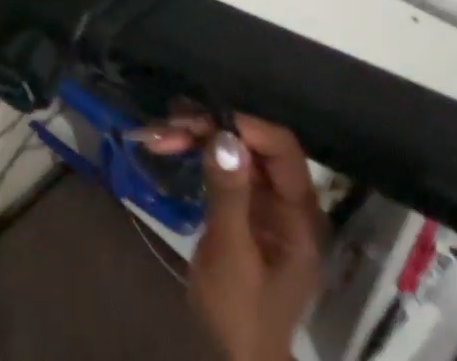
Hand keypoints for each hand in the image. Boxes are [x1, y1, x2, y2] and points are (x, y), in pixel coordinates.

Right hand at [137, 113, 325, 360]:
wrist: (239, 357)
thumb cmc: (241, 309)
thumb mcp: (232, 252)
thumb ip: (230, 194)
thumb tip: (224, 137)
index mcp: (300, 212)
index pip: (280, 148)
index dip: (241, 126)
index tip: (194, 120)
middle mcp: (289, 203)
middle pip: (255, 148)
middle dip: (210, 131)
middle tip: (163, 128)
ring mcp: (268, 208)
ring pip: (237, 157)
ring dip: (199, 141)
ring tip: (157, 135)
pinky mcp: (246, 214)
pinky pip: (226, 173)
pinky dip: (198, 158)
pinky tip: (170, 150)